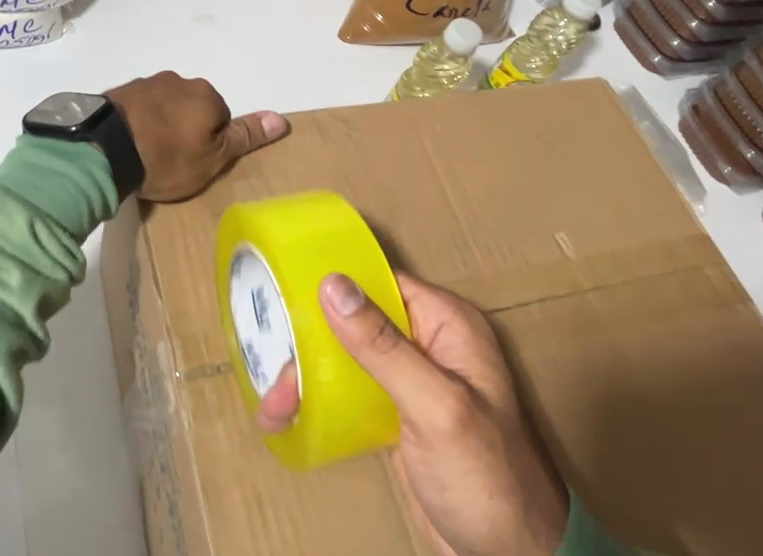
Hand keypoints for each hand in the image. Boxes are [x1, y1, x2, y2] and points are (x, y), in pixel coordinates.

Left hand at [103, 72, 287, 202]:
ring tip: (145, 155)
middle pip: (191, 108)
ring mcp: (145, 83)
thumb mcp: (213, 158)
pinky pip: (137, 109)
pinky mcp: (119, 92)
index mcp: (206, 94)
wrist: (105, 149)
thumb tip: (281, 118)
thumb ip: (245, 137)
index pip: (220, 119)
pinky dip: (137, 123)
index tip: (192, 163)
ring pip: (163, 106)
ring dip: (159, 125)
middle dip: (184, 130)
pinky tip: (127, 144)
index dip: (209, 144)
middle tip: (169, 161)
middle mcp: (178, 80)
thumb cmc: (166, 158)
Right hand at [258, 272, 568, 555]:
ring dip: (305, 378)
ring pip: (344, 358)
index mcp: (447, 326)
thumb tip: (333, 285)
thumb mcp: (436, 406)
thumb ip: (384, 347)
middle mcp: (428, 344)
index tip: (285, 296)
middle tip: (275, 376)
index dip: (334, 286)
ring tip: (272, 407)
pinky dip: (317, 403)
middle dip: (309, 346)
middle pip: (353, 323)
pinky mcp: (396, 416)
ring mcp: (411, 382)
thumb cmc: (489, 478)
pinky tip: (287, 417)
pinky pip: (348, 392)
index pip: (381, 283)